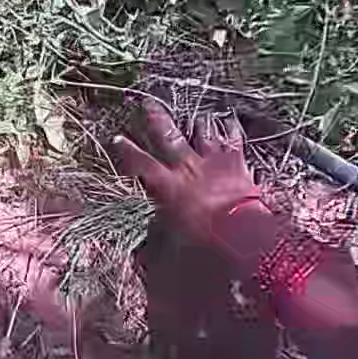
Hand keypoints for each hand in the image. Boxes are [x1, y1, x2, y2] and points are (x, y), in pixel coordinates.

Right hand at [111, 99, 261, 245]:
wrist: (241, 228)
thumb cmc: (204, 238)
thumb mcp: (174, 240)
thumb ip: (159, 236)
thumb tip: (141, 255)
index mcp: (169, 186)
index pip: (141, 164)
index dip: (127, 152)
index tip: (117, 138)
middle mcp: (188, 167)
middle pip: (169, 136)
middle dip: (156, 118)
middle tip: (147, 103)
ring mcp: (213, 161)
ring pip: (202, 131)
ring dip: (197, 122)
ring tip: (195, 114)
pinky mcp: (236, 161)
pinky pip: (233, 139)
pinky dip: (230, 129)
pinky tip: (230, 121)